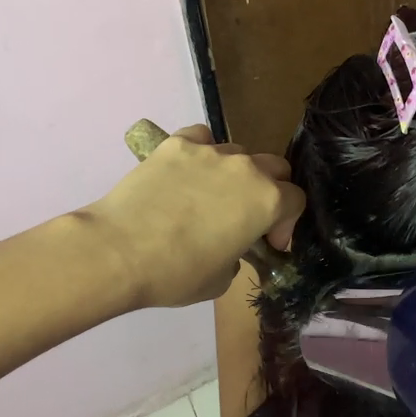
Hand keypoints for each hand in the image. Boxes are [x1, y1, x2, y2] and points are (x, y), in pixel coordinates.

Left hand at [81, 124, 303, 308]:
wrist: (119, 251)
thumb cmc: (176, 274)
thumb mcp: (221, 279)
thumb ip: (238, 254)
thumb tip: (229, 245)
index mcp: (267, 201)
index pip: (296, 200)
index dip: (286, 224)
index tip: (268, 243)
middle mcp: (246, 169)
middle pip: (274, 167)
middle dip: (269, 190)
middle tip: (248, 215)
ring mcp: (210, 152)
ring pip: (237, 153)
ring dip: (234, 174)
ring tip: (210, 196)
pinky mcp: (177, 144)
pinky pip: (201, 137)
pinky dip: (202, 150)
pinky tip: (188, 170)